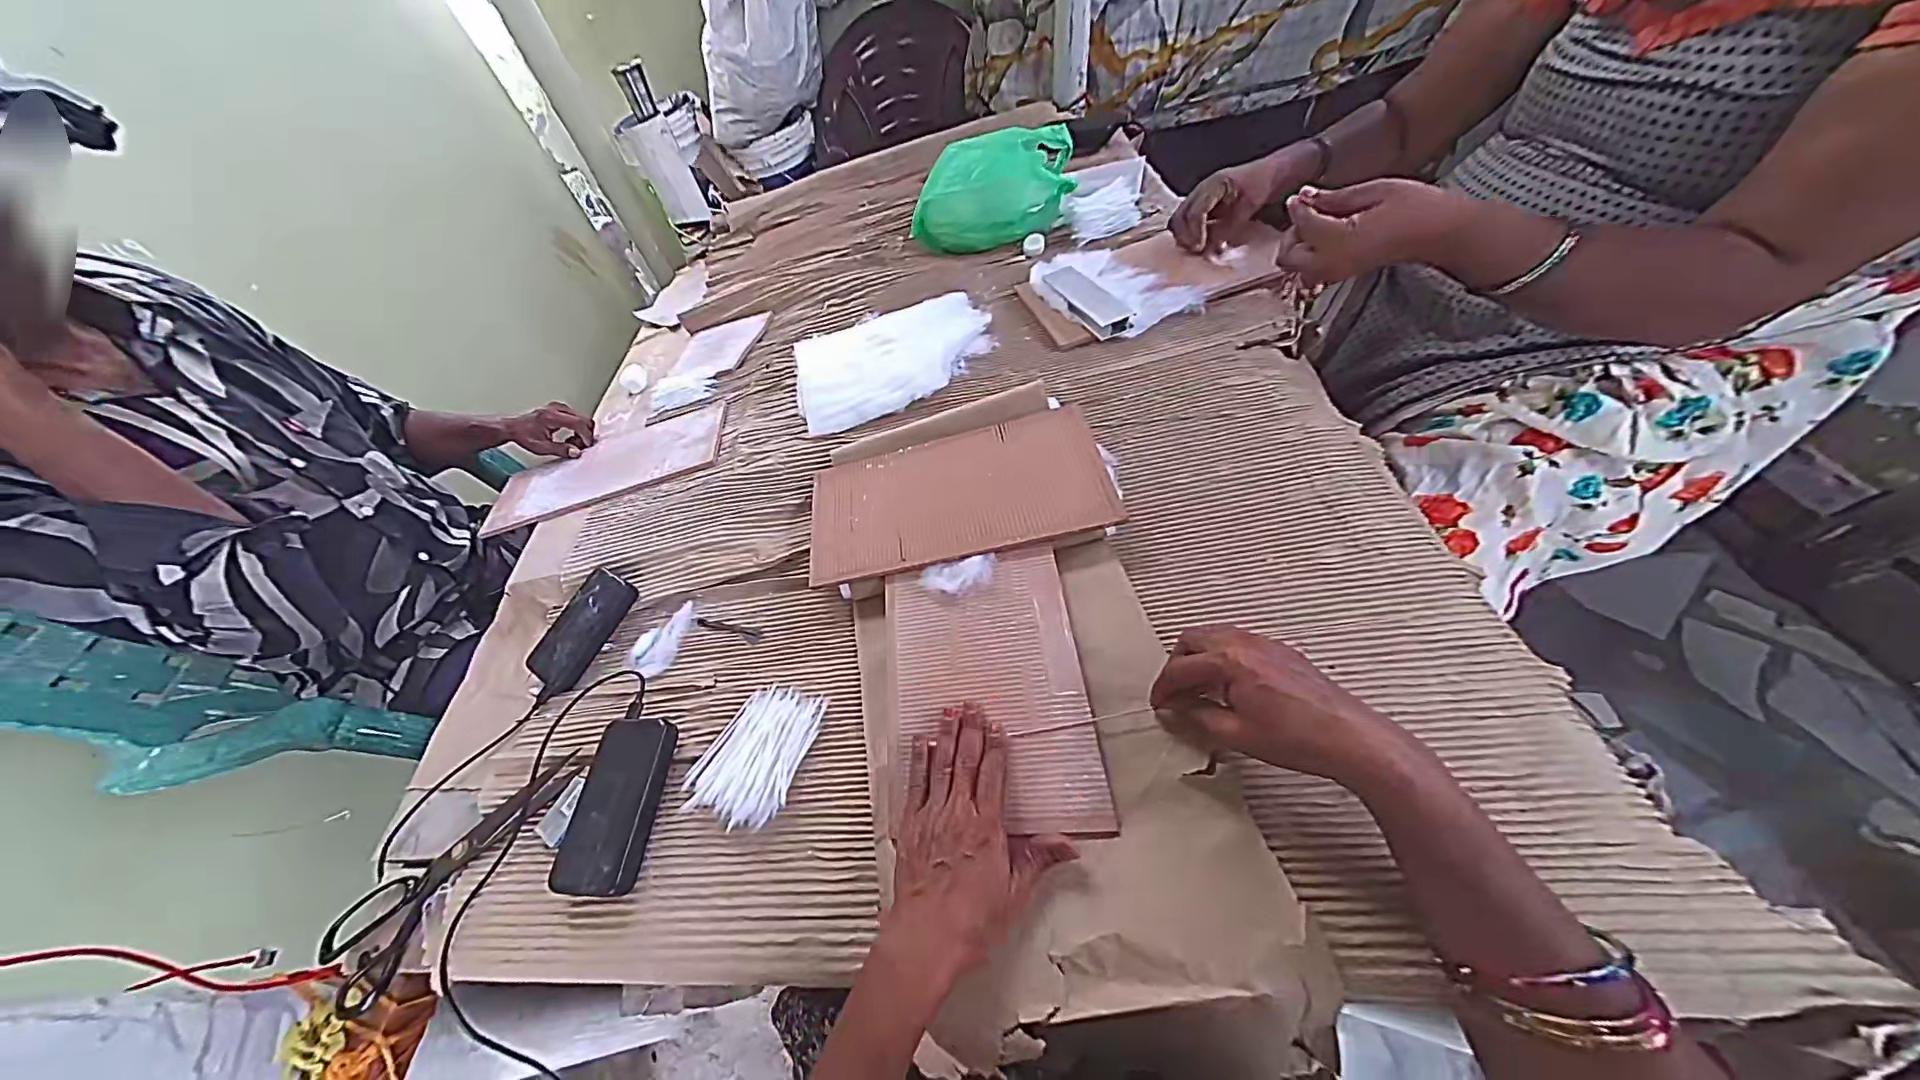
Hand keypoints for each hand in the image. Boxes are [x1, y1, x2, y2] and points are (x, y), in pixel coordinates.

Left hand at [500, 402, 594, 458]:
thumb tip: (575, 452)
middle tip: (580, 444)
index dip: (586, 435)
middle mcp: (555, 409)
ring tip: (572, 440)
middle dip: (586, 433)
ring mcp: (557, 407)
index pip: (578, 422)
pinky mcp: (558, 408)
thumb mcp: (541, 448)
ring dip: (582, 430)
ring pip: (582, 417)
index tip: (587, 444)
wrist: (512, 428)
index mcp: (551, 417)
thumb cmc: (523, 435)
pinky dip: (578, 426)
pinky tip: (571, 434)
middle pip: (583, 418)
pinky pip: (576, 416)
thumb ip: (560, 450)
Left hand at [883, 703, 1076, 985]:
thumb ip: (1038, 860)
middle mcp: (958, 815)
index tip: (997, 726)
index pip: (993, 776)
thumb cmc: (971, 920)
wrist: (926, 938)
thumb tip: (1067, 844)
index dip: (996, 748)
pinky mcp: (910, 826)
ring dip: (946, 736)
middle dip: (970, 730)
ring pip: (941, 766)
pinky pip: (915, 785)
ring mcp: (931, 817)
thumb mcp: (1014, 892)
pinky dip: (919, 761)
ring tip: (948, 711)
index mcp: (986, 827)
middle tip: (972, 705)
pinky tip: (922, 743)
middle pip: (966, 762)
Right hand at [1149, 625, 1414, 787]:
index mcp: (1230, 661)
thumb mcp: (1236, 735)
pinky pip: (1239, 644)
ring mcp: (1267, 645)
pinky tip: (1229, 687)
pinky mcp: (1282, 653)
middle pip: (1192, 640)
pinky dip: (1223, 659)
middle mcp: (1247, 644)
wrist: (1350, 739)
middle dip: (1177, 665)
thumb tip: (1180, 711)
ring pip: (1215, 638)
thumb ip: (1198, 718)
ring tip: (1199, 691)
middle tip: (1175, 693)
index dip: (1163, 688)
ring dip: (1200, 659)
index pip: (1180, 668)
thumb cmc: (1303, 737)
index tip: (1160, 704)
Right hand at [1169, 140, 1324, 254]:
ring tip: (1199, 249)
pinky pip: (1188, 224)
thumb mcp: (1248, 207)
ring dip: (1186, 238)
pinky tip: (1204, 244)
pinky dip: (1191, 236)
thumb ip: (1226, 228)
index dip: (1195, 232)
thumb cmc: (1264, 183)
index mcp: (1212, 185)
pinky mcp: (1203, 208)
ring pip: (1179, 222)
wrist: (1275, 172)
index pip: (1194, 212)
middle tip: (1197, 251)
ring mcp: (1200, 199)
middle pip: (1179, 218)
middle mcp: (1201, 191)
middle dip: (1185, 237)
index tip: (1200, 247)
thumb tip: (1207, 249)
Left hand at [1275, 179, 1482, 285]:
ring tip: (1320, 224)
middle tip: (1309, 213)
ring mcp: (1334, 273)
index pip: (1302, 224)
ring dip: (1298, 246)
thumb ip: (1336, 197)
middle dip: (1292, 233)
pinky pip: (1310, 271)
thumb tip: (1307, 196)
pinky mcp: (1340, 276)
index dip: (1298, 206)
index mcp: (1338, 240)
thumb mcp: (1376, 190)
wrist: (1439, 234)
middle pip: (1287, 256)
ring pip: (1295, 267)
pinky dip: (1309, 255)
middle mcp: (1330, 263)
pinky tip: (1328, 236)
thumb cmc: (1416, 209)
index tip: (1301, 196)